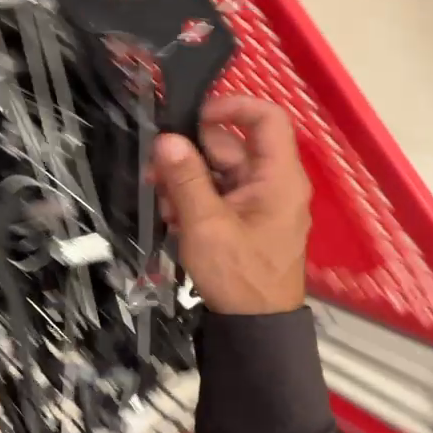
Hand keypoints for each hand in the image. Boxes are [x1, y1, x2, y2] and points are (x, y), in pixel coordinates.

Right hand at [152, 96, 311, 315]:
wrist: (254, 325)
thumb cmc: (237, 273)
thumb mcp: (205, 225)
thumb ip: (185, 179)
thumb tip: (165, 139)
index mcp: (277, 177)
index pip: (266, 118)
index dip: (230, 107)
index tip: (190, 117)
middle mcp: (271, 182)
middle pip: (229, 146)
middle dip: (189, 155)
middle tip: (154, 174)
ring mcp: (258, 201)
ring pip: (216, 170)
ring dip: (185, 181)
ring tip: (164, 206)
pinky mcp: (245, 218)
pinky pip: (216, 192)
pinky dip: (192, 199)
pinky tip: (174, 218)